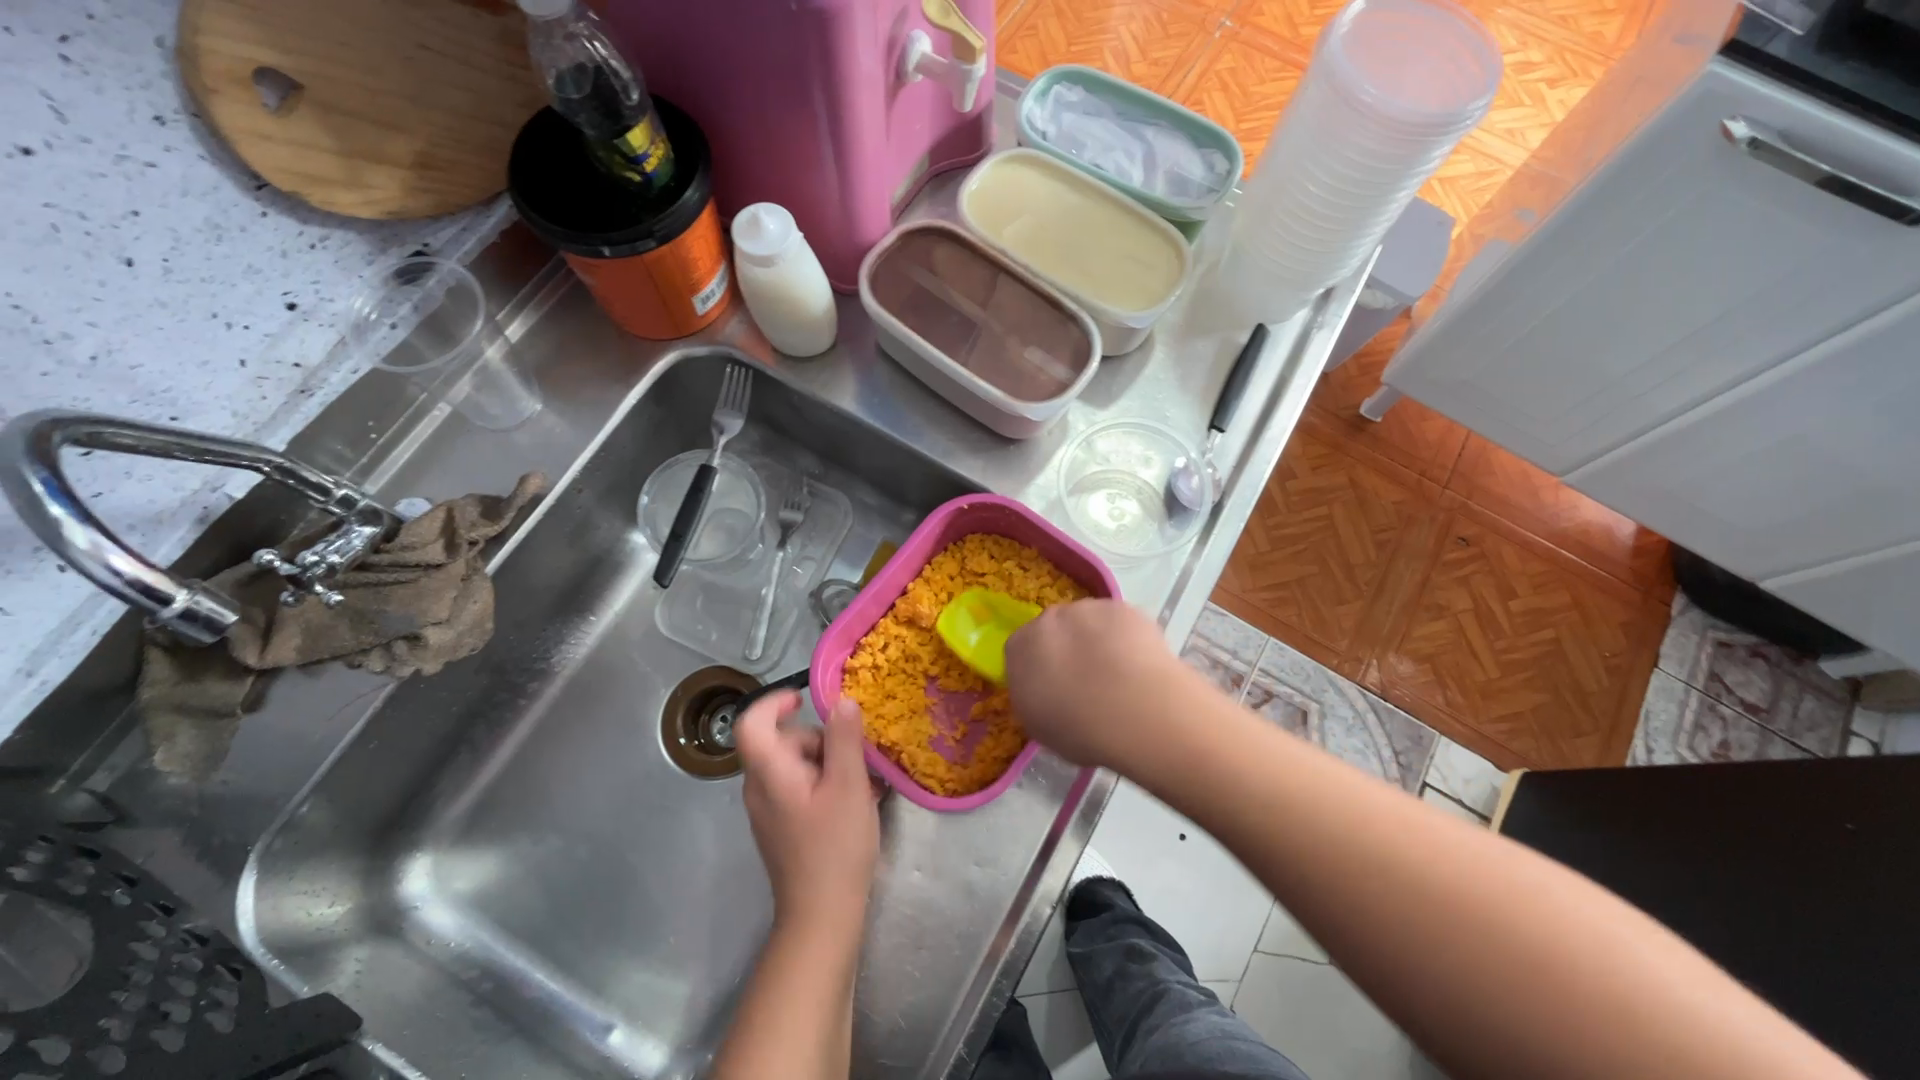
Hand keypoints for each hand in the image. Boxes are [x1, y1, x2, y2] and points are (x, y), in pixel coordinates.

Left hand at [734, 690, 880, 930]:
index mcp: (769, 772)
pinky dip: (824, 786)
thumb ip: (844, 739)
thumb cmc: (835, 847)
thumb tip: (842, 701)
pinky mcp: (780, 828)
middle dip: (821, 741)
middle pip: (781, 743)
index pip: (752, 722)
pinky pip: (798, 790)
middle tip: (857, 759)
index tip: (805, 699)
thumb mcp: (849, 785)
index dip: (774, 702)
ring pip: (794, 766)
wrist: (821, 915)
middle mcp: (759, 788)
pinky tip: (854, 804)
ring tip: (864, 785)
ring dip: (829, 765)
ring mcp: (767, 811)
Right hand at [1005, 598, 1192, 770]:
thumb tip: (1043, 687)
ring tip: (1119, 673)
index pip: (1022, 649)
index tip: (1054, 686)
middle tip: (1088, 680)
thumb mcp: (1037, 724)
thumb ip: (1031, 694)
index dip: (1039, 667)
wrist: (1134, 715)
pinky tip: (1139, 664)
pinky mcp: (1124, 608)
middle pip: (1056, 628)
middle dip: (1068, 648)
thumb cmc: (1078, 730)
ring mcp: (1088, 609)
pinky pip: (1120, 621)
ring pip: (1090, 621)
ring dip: (1098, 639)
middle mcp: (1049, 619)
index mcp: (1019, 647)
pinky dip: (1127, 637)